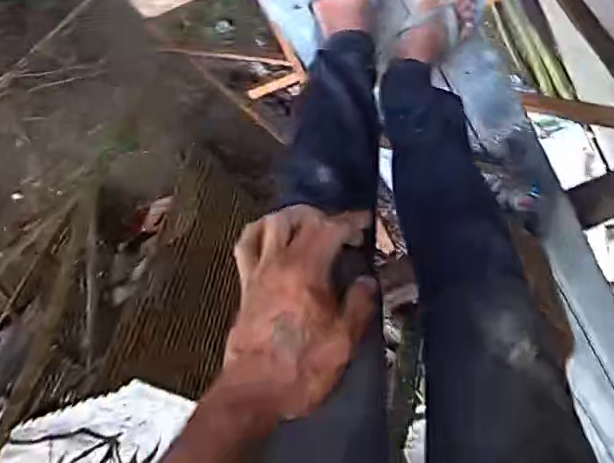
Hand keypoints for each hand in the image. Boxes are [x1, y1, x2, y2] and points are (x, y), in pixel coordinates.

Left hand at [217, 205, 377, 422]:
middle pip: (302, 216)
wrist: (252, 396)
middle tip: (342, 231)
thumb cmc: (300, 370)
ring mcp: (259, 270)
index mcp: (306, 270)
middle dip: (326, 216)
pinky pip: (247, 242)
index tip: (366, 223)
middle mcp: (280, 261)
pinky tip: (272, 236)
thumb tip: (368, 281)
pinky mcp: (245, 283)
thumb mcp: (342, 343)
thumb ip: (359, 306)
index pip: (332, 227)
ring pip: (272, 221)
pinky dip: (261, 230)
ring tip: (310, 227)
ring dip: (294, 217)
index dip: (352, 220)